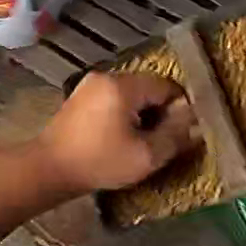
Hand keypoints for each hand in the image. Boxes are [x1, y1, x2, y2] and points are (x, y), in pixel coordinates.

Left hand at [35, 72, 200, 193]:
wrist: (49, 168)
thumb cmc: (100, 162)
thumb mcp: (146, 156)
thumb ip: (175, 136)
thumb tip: (195, 123)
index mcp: (123, 85)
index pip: (166, 86)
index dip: (179, 109)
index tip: (181, 133)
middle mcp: (106, 76)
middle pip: (148, 87)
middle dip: (159, 112)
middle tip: (162, 141)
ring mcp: (90, 85)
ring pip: (130, 94)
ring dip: (141, 114)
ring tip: (141, 142)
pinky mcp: (80, 97)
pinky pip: (112, 99)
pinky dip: (122, 114)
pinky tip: (120, 138)